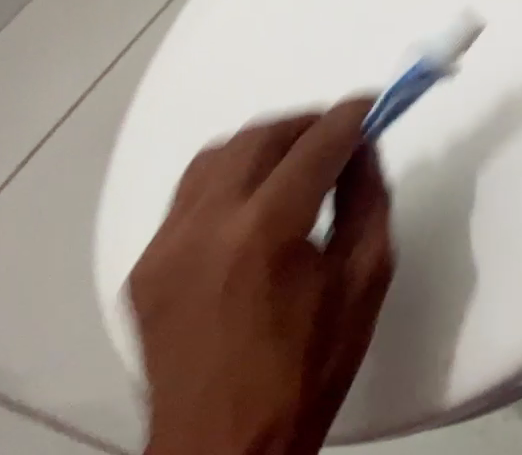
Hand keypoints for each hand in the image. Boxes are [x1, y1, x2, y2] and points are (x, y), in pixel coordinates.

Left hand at [130, 98, 394, 454]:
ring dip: (265, 145)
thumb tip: (363, 151)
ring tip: (304, 158)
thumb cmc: (313, 362)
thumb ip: (367, 200)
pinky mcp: (144, 268)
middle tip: (346, 130)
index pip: (315, 144)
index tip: (376, 102)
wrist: (225, 443)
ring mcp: (164, 248)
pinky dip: (232, 178)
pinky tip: (263, 202)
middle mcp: (204, 227)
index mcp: (267, 232)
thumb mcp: (366, 275)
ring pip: (213, 159)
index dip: (352, 115)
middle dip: (307, 123)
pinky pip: (190, 197)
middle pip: (256, 138)